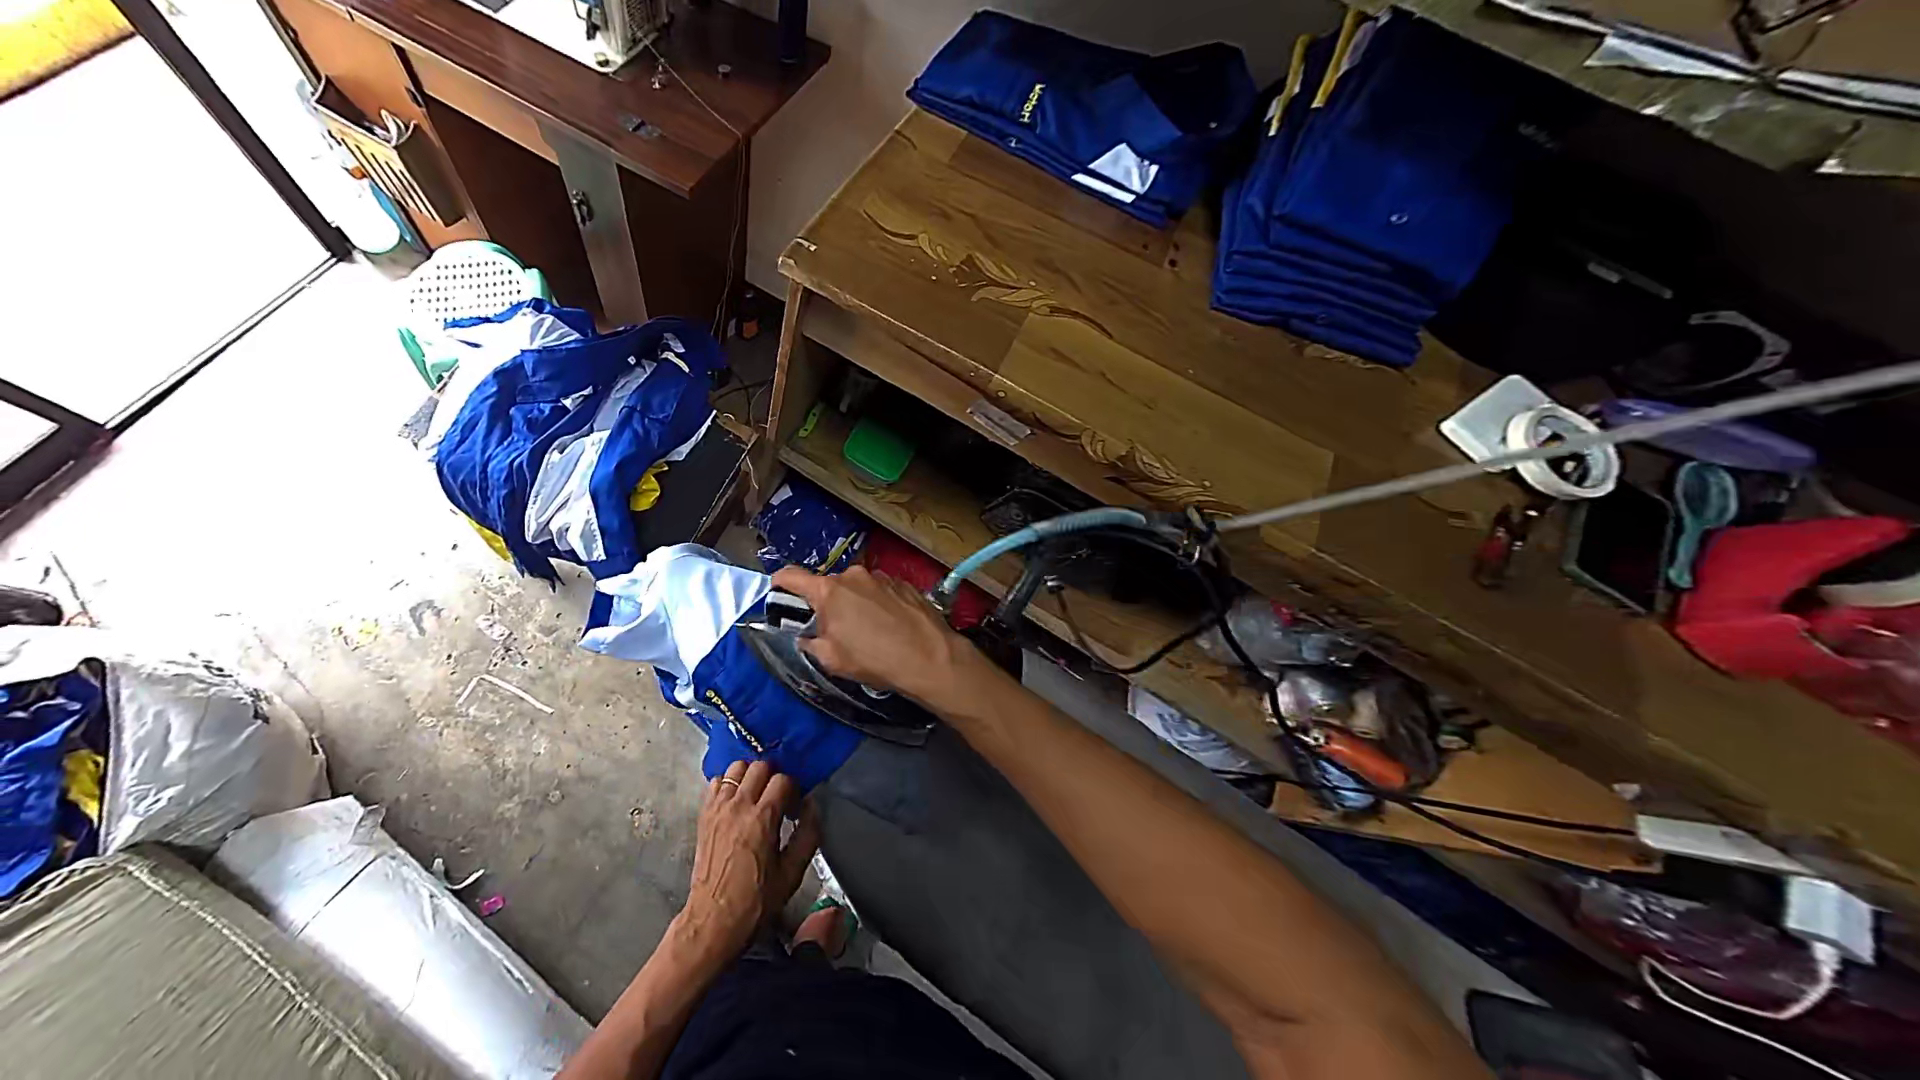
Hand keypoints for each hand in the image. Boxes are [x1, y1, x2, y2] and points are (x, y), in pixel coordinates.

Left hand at [678, 760, 819, 958]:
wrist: (713, 921)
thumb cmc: (756, 900)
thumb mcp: (793, 872)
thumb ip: (808, 833)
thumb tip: (812, 806)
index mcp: (762, 819)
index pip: (783, 779)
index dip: (794, 789)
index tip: (795, 807)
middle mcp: (738, 807)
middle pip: (759, 766)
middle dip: (773, 776)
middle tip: (778, 797)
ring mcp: (717, 809)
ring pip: (736, 768)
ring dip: (750, 776)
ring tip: (757, 795)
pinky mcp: (704, 816)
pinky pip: (716, 783)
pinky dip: (728, 785)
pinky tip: (736, 802)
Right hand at [772, 565, 982, 708]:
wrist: (929, 657)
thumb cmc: (875, 659)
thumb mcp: (832, 660)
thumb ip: (810, 643)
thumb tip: (806, 636)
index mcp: (829, 591)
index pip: (792, 576)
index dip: (780, 582)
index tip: (777, 590)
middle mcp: (853, 575)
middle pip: (829, 586)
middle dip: (827, 605)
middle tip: (836, 631)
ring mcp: (881, 577)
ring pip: (857, 589)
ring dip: (856, 604)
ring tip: (869, 632)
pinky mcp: (903, 583)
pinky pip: (881, 591)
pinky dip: (879, 604)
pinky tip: (890, 626)